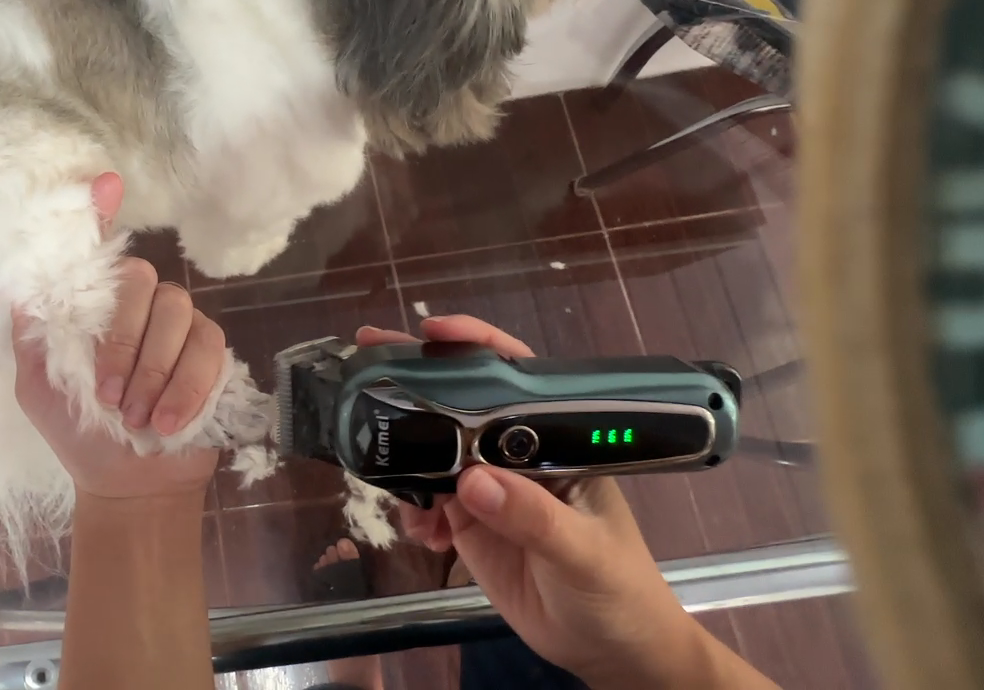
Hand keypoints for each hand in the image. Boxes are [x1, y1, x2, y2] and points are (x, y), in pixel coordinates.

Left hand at [11, 172, 224, 501]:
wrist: (127, 483)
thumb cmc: (77, 429)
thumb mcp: (38, 385)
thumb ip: (33, 333)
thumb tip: (21, 280)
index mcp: (92, 304)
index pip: (97, 246)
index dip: (100, 211)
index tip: (107, 183)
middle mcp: (137, 302)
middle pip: (140, 279)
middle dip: (124, 342)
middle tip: (108, 396)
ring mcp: (178, 324)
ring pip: (176, 310)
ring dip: (153, 371)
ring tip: (135, 419)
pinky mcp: (210, 350)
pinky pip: (207, 346)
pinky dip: (184, 388)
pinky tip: (167, 422)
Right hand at [360, 316, 749, 689]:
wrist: (609, 653)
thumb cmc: (618, 590)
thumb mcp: (583, 553)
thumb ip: (533, 517)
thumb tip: (471, 481)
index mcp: (550, 439)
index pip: (513, 375)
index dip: (473, 342)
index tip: (431, 329)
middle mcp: (511, 450)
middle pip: (458, 398)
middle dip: (412, 375)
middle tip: (364, 356)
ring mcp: (485, 482)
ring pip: (431, 446)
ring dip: (400, 450)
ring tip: (374, 458)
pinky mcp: (464, 517)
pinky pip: (422, 496)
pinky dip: (409, 508)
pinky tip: (418, 532)